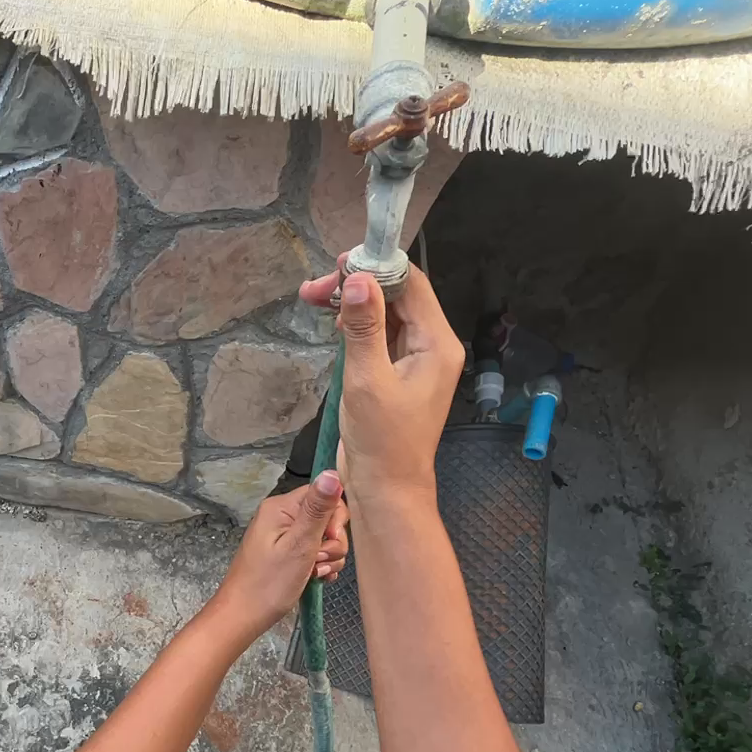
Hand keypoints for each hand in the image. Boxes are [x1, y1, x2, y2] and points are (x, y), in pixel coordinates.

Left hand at [210, 471, 349, 633]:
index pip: (323, 493)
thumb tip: (332, 472)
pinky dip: (321, 565)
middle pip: (327, 516)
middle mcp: (282, 516)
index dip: (335, 517)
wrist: (245, 615)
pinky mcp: (288, 553)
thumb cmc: (269, 582)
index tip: (329, 538)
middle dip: (332, 541)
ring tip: (314, 573)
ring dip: (328, 557)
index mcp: (280, 507)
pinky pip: (316, 552)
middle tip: (319, 560)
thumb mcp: (299, 544)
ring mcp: (284, 536)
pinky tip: (316, 578)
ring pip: (325, 537)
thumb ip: (317, 509)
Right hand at [299, 258, 463, 510]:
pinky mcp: (395, 374)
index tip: (337, 264)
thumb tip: (358, 280)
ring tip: (315, 301)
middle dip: (358, 287)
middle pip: (397, 297)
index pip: (411, 286)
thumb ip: (364, 328)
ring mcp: (413, 361)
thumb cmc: (382, 440)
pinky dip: (356, 327)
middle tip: (313, 290)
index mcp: (437, 344)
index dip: (376, 268)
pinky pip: (378, 338)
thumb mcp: (367, 381)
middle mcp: (431, 346)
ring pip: (385, 316)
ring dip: (353, 306)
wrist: (385, 487)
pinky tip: (335, 326)